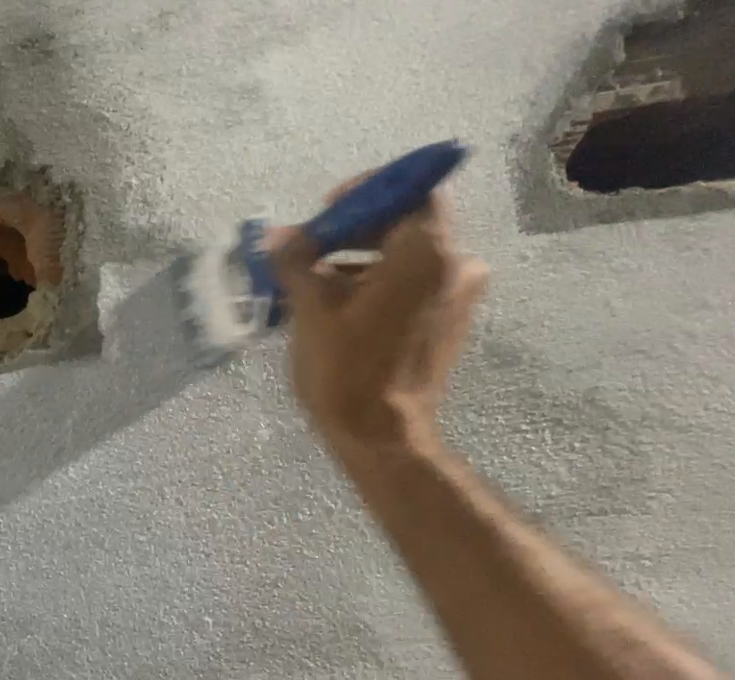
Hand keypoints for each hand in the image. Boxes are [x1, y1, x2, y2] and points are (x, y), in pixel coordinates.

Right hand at [266, 185, 489, 452]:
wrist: (381, 435)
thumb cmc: (346, 370)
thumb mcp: (312, 311)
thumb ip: (298, 262)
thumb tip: (278, 235)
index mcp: (427, 252)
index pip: (412, 190)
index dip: (368, 192)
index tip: (325, 212)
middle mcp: (455, 264)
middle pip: (406, 224)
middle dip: (355, 230)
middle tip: (309, 250)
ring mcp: (456, 295)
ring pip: (406, 257)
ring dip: (360, 260)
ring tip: (313, 285)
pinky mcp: (446, 322)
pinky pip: (412, 284)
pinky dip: (376, 285)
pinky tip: (337, 309)